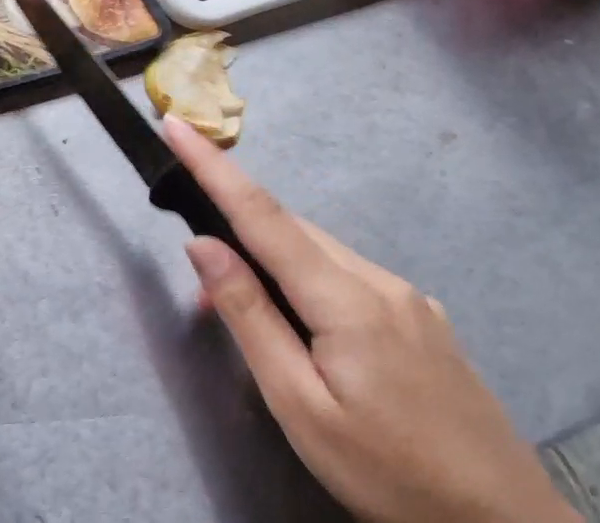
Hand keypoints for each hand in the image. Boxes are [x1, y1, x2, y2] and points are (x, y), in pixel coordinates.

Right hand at [164, 118, 578, 522]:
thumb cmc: (387, 472)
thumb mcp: (298, 402)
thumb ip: (249, 316)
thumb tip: (202, 245)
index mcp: (349, 302)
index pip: (264, 216)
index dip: (213, 168)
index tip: (176, 126)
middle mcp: (384, 285)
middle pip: (290, 231)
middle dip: (234, 235)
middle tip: (199, 288)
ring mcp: (411, 302)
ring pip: (317, 254)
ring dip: (268, 266)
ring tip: (243, 320)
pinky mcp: (423, 322)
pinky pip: (344, 278)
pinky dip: (303, 283)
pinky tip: (298, 331)